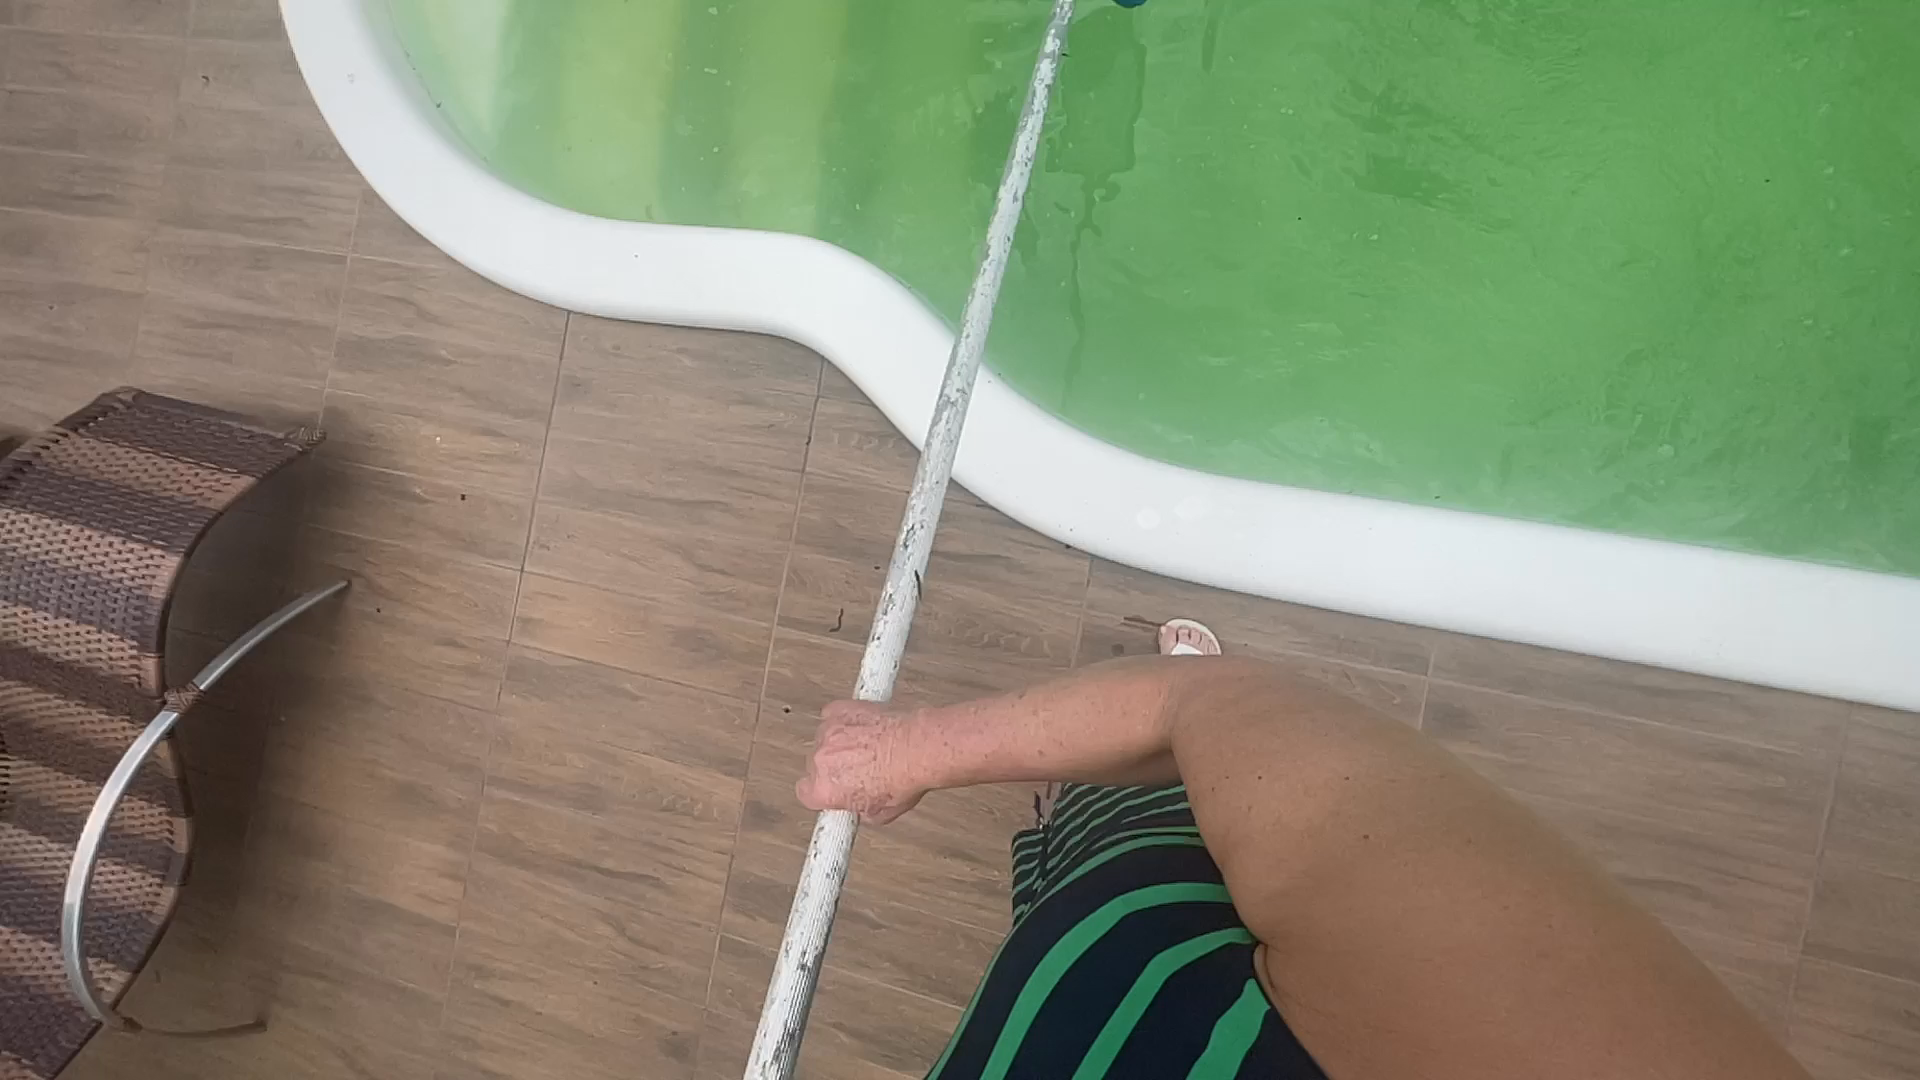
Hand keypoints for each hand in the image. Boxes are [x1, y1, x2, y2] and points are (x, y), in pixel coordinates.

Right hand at [796, 700, 927, 824]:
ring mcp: (828, 731)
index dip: (823, 792)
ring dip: (841, 742)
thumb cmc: (903, 778)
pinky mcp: (840, 709)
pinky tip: (863, 726)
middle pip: (816, 764)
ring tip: (868, 747)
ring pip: (825, 739)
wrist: (917, 747)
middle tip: (860, 769)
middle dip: (834, 767)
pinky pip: (834, 715)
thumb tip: (860, 804)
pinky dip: (846, 719)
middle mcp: (820, 759)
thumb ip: (857, 809)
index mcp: (823, 789)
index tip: (834, 790)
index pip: (806, 793)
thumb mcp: (879, 814)